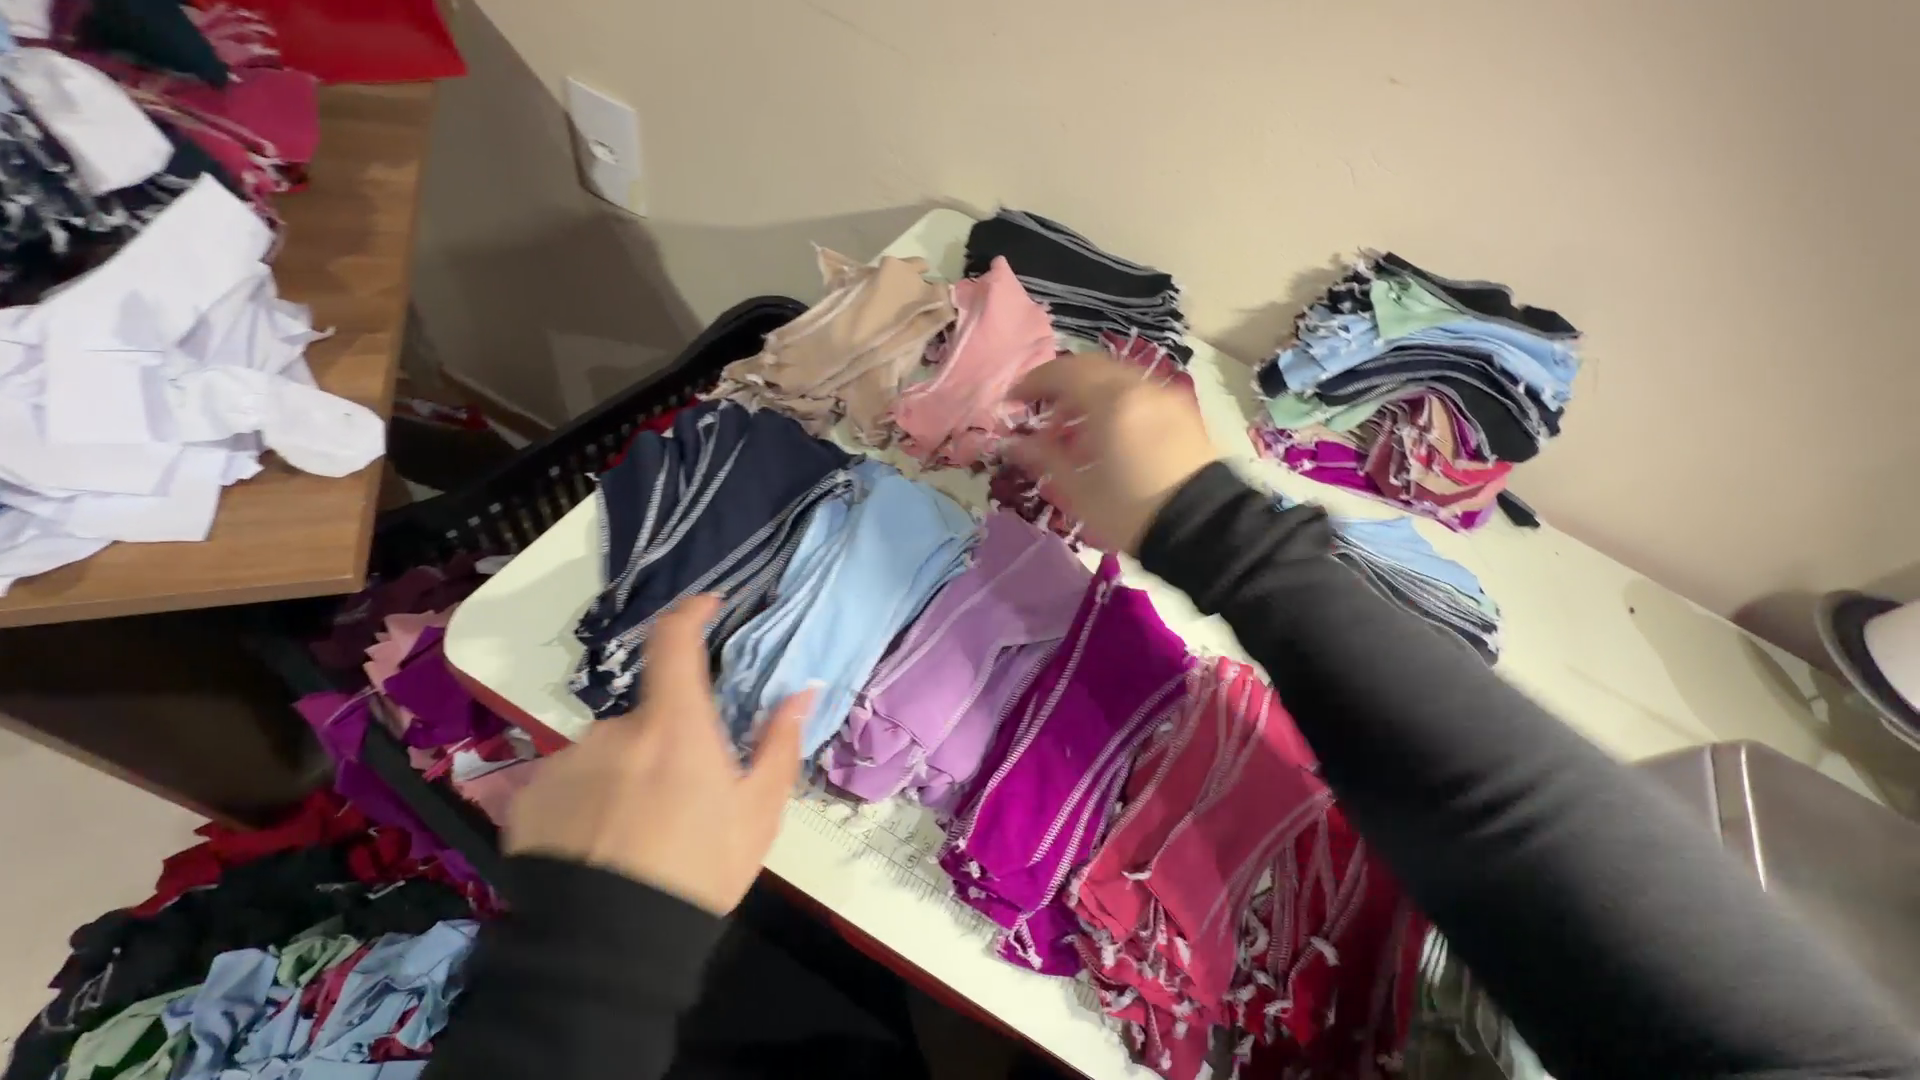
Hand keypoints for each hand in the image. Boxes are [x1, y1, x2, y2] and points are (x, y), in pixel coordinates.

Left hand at [505, 595, 810, 915]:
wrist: (607, 950)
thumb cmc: (698, 872)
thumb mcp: (758, 813)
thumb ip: (779, 744)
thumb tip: (802, 692)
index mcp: (674, 726)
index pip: (676, 642)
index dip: (692, 613)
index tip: (707, 606)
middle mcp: (615, 730)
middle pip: (647, 717)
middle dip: (665, 743)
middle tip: (680, 800)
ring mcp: (565, 763)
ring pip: (607, 753)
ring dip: (624, 775)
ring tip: (636, 835)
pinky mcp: (529, 798)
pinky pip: (568, 783)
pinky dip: (586, 802)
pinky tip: (596, 848)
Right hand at [1007, 352, 1221, 554]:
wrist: (1203, 529)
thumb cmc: (1131, 512)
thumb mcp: (1078, 490)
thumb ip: (1043, 458)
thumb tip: (1012, 443)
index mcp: (1110, 402)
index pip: (1062, 373)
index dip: (1032, 383)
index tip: (1013, 402)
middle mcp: (1139, 387)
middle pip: (1091, 368)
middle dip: (1061, 385)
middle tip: (1043, 412)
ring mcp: (1166, 397)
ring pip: (1117, 378)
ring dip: (1089, 392)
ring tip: (1074, 428)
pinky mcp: (1183, 413)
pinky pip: (1140, 392)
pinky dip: (1116, 401)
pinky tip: (1108, 433)